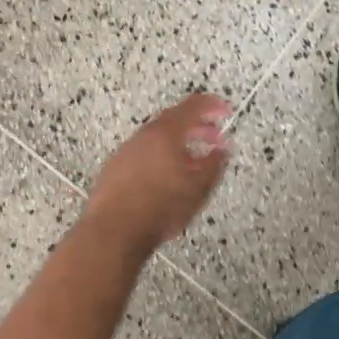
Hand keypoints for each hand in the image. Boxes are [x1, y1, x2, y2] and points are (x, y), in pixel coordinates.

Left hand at [82, 93, 232, 256]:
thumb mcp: (199, 188)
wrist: (112, 232)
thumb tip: (221, 150)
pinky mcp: (114, 169)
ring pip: (158, 138)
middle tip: (214, 139)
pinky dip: (161, 156)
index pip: (193, 106)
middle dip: (198, 127)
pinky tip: (167, 177)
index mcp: (166, 133)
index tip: (225, 112)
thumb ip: (214, 164)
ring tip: (193, 163)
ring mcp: (126, 151)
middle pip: (174, 120)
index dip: (213, 106)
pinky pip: (144, 153)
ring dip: (179, 144)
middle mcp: (144, 135)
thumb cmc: (160, 208)